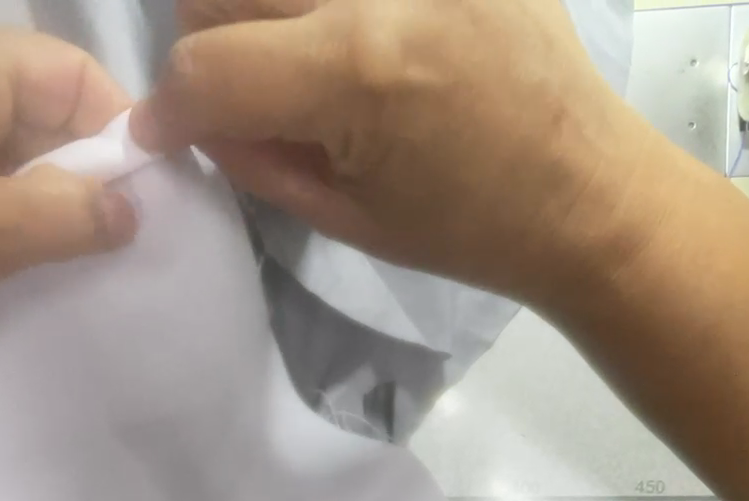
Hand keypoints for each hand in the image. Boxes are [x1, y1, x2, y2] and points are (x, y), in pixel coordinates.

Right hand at [134, 0, 669, 298]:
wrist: (586, 194)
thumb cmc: (468, 231)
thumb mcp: (347, 219)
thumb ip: (257, 163)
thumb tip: (194, 122)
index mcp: (354, 71)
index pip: (205, 65)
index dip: (167, 107)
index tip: (162, 133)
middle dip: (208, 45)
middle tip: (237, 95)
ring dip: (259, 15)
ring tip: (300, 70)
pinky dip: (320, 16)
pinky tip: (344, 46)